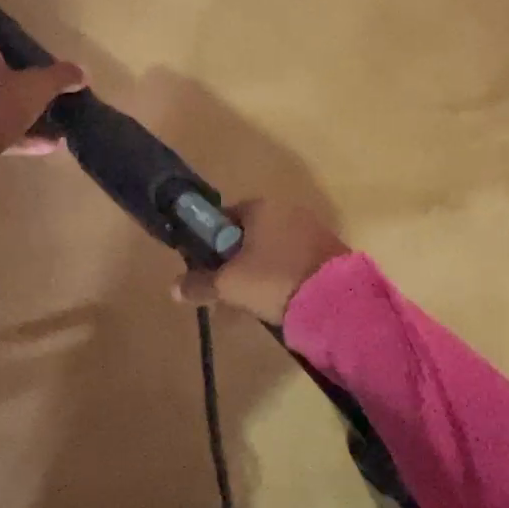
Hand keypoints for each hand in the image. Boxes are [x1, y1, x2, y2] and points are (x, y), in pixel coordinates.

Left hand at [0, 0, 86, 170]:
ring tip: (56, 111)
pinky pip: (7, 132)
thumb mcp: (34, 88)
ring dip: (26, 105)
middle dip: (8, 59)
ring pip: (1, 100)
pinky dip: (28, 136)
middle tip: (29, 55)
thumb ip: (59, 78)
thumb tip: (82, 72)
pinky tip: (52, 144)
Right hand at [172, 200, 350, 323]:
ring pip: (276, 248)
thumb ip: (200, 284)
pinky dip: (287, 275)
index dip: (213, 243)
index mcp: (261, 207)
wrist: (335, 300)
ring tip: (258, 300)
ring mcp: (314, 229)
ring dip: (264, 269)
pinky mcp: (332, 251)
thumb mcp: (228, 285)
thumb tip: (174, 287)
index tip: (209, 269)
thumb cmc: (272, 281)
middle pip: (252, 234)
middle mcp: (289, 210)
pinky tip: (284, 299)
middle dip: (239, 260)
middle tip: (232, 289)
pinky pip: (298, 260)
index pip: (226, 218)